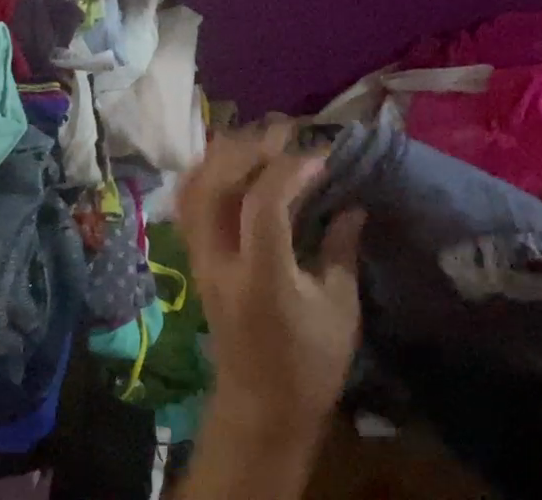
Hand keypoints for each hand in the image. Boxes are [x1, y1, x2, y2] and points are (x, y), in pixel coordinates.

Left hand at [178, 116, 365, 437]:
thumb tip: (352, 206)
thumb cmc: (309, 366)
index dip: (291, 168)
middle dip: (251, 147)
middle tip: (288, 131)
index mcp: (261, 277)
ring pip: (194, 188)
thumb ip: (341, 250)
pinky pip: (188, 203)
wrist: (260, 410)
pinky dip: (208, 172)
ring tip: (262, 140)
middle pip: (215, 184)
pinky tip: (236, 163)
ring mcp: (200, 260)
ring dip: (226, 154)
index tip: (322, 155)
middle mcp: (220, 261)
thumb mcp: (339, 309)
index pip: (262, 202)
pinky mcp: (195, 261)